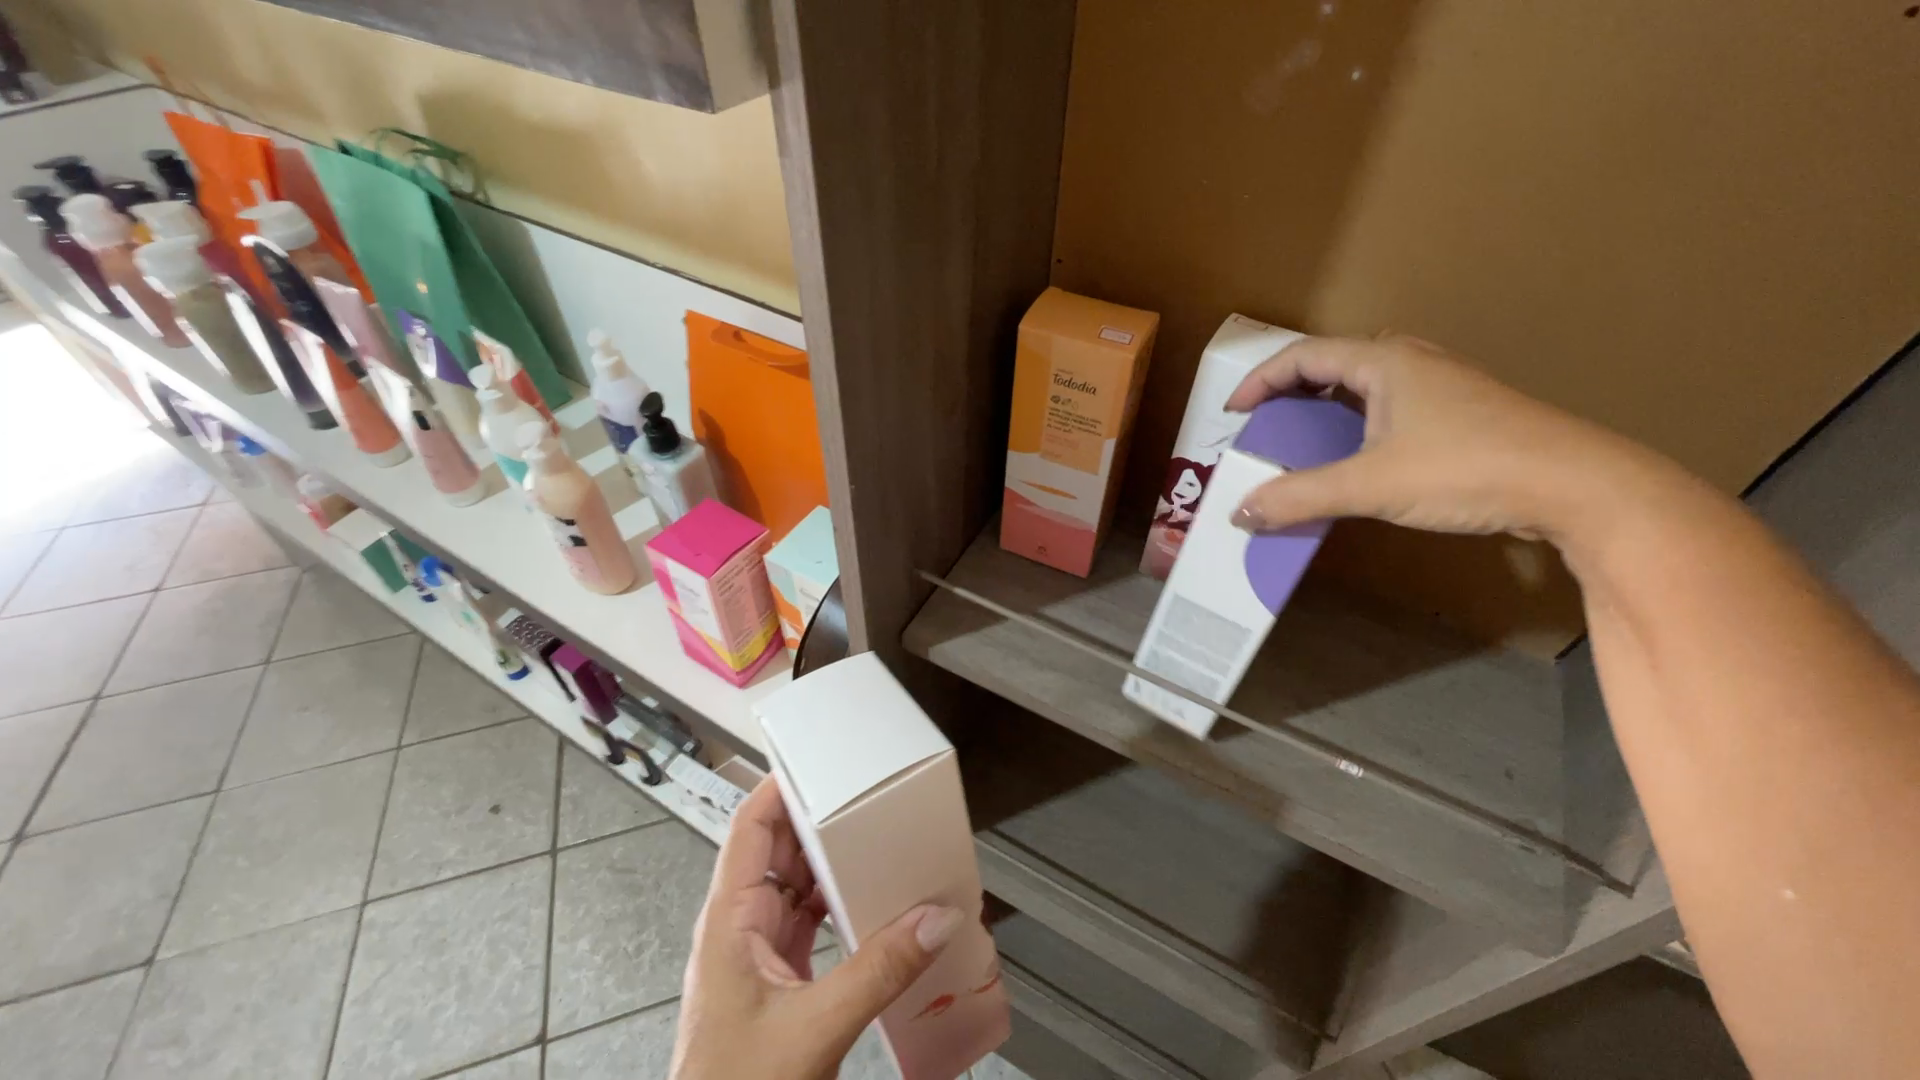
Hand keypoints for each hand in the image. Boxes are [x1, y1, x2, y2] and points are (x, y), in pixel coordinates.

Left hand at [672, 779, 964, 1079]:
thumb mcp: (815, 1026)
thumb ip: (879, 971)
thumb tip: (935, 920)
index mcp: (729, 922)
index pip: (749, 830)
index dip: (778, 789)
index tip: (815, 761)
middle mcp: (739, 929)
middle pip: (776, 852)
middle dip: (817, 823)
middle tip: (862, 797)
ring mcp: (756, 955)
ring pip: (794, 888)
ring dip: (830, 867)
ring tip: (873, 843)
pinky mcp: (777, 981)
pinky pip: (808, 924)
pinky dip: (837, 907)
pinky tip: (868, 904)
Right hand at [1226, 334, 1653, 543]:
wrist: (1577, 485)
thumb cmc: (1467, 469)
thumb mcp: (1371, 485)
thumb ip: (1300, 498)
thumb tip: (1239, 512)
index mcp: (1384, 361)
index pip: (1302, 356)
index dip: (1259, 381)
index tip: (1232, 415)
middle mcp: (1411, 362)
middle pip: (1333, 365)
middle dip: (1291, 394)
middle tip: (1266, 428)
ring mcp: (1442, 386)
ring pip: (1365, 387)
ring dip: (1326, 411)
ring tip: (1303, 444)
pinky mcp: (1462, 414)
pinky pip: (1390, 408)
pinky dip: (1357, 427)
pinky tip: (1358, 461)